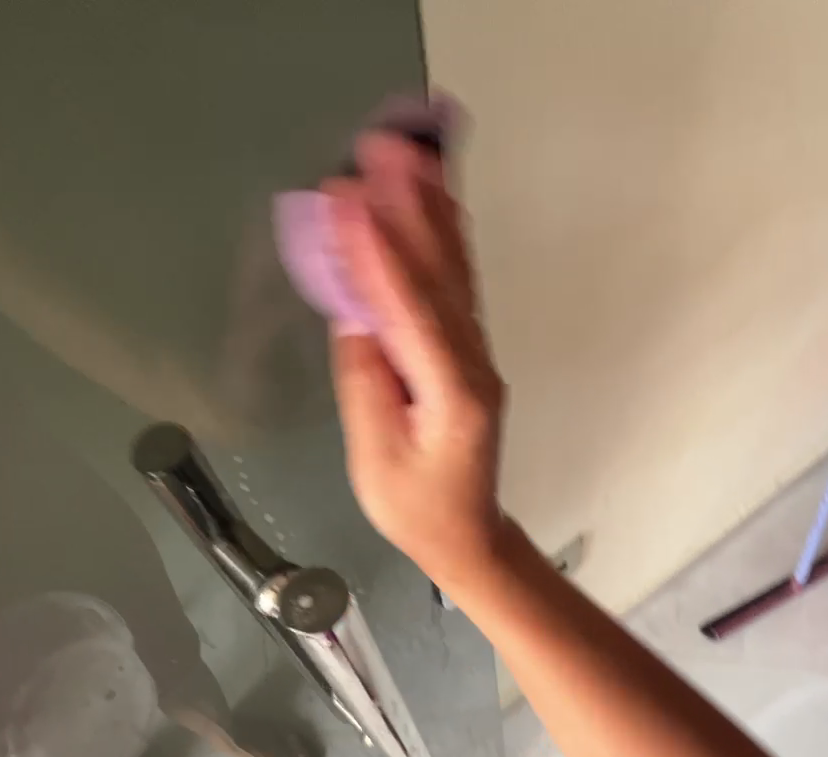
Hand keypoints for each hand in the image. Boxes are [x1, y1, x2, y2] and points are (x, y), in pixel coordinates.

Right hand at [324, 133, 511, 587]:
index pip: (411, 311)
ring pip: (455, 275)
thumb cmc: (415, 509)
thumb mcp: (374, 456)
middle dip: (410, 209)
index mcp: (451, 394)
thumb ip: (366, 382)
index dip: (378, 253)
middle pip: (441, 277)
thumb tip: (356, 314)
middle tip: (383, 150)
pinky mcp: (471, 355)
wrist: (465, 534)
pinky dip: (445, 242)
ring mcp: (478, 356)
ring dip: (432, 212)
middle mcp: (474, 364)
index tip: (349, 199)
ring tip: (411, 155)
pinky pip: (457, 290)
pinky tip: (437, 206)